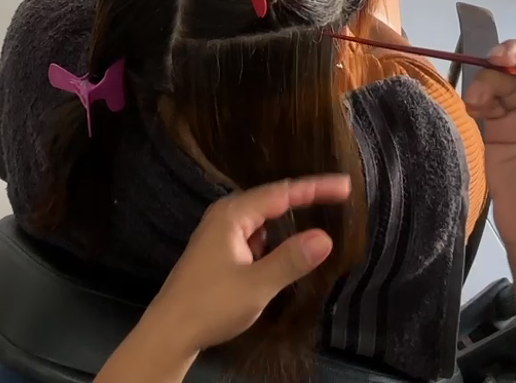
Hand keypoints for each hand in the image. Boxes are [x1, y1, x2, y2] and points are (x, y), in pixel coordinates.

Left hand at [136, 175, 349, 358]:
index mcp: (233, 214)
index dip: (315, 188)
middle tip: (338, 196)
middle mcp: (225, 214)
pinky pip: (254, 233)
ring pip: (263, 218)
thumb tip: (326, 236)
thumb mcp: (256, 285)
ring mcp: (220, 230)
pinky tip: (285, 248)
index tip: (344, 185)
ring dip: (288, 219)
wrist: (170, 329)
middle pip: (272, 199)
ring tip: (320, 212)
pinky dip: (273, 237)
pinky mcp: (219, 247)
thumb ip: (290, 260)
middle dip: (304, 198)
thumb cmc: (211, 304)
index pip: (282, 192)